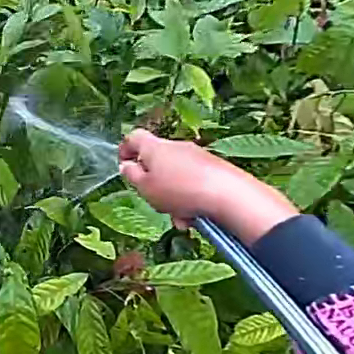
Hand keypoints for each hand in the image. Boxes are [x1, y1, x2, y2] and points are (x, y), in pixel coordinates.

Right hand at [118, 128, 298, 244]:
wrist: (229, 195)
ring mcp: (198, 156)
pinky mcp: (215, 168)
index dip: (124, 150)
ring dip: (171, 194)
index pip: (133, 137)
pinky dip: (188, 197)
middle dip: (152, 180)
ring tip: (177, 215)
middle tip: (150, 197)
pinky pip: (193, 182)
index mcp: (154, 147)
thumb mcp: (144, 187)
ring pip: (175, 175)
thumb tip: (127, 166)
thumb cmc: (179, 190)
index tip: (124, 167)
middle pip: (156, 160)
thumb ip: (131, 175)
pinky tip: (192, 216)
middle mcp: (176, 146)